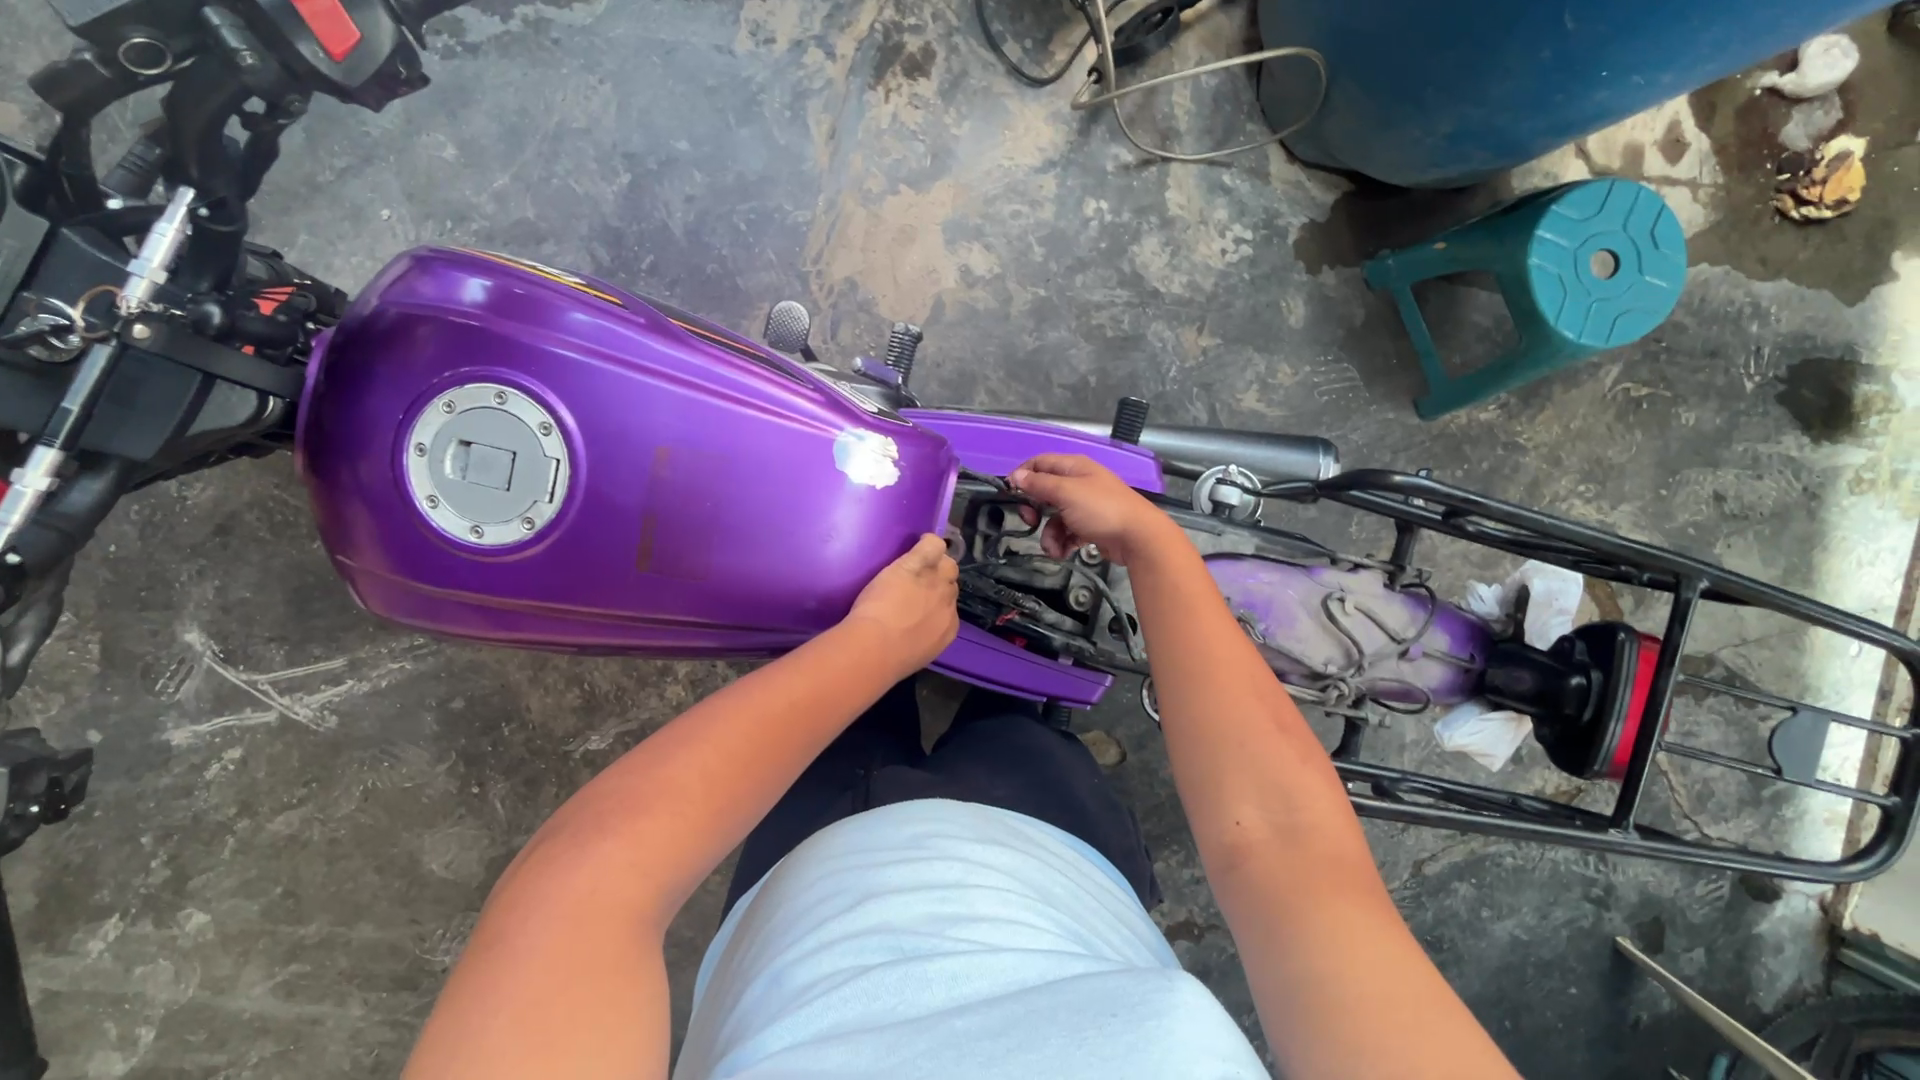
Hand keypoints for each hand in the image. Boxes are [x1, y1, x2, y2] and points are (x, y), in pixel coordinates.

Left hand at [842, 533, 959, 675]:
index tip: (921, 603)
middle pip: (951, 584)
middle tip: (917, 584)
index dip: (936, 601)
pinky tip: (921, 542)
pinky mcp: (916, 566)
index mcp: (948, 628)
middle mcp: (947, 603)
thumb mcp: (915, 653)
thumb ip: (922, 638)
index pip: (950, 606)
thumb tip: (916, 634)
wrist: (877, 646)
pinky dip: (928, 542)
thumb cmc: (887, 659)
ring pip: (947, 565)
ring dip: (935, 564)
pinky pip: (933, 546)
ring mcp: (934, 582)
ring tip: (918, 564)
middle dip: (939, 582)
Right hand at [1007, 454, 1176, 564]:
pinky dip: (1062, 542)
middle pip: (1044, 492)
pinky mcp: (1089, 526)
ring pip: (1053, 517)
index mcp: (1074, 467)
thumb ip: (1039, 484)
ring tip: (1053, 547)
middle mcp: (1078, 483)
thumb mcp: (1066, 493)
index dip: (1023, 476)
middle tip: (1030, 520)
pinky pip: (1066, 532)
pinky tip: (1063, 552)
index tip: (1010, 494)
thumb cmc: (1101, 509)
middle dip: (1034, 509)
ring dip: (1048, 533)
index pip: (1040, 463)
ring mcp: (1085, 506)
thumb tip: (1016, 476)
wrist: (1138, 537)